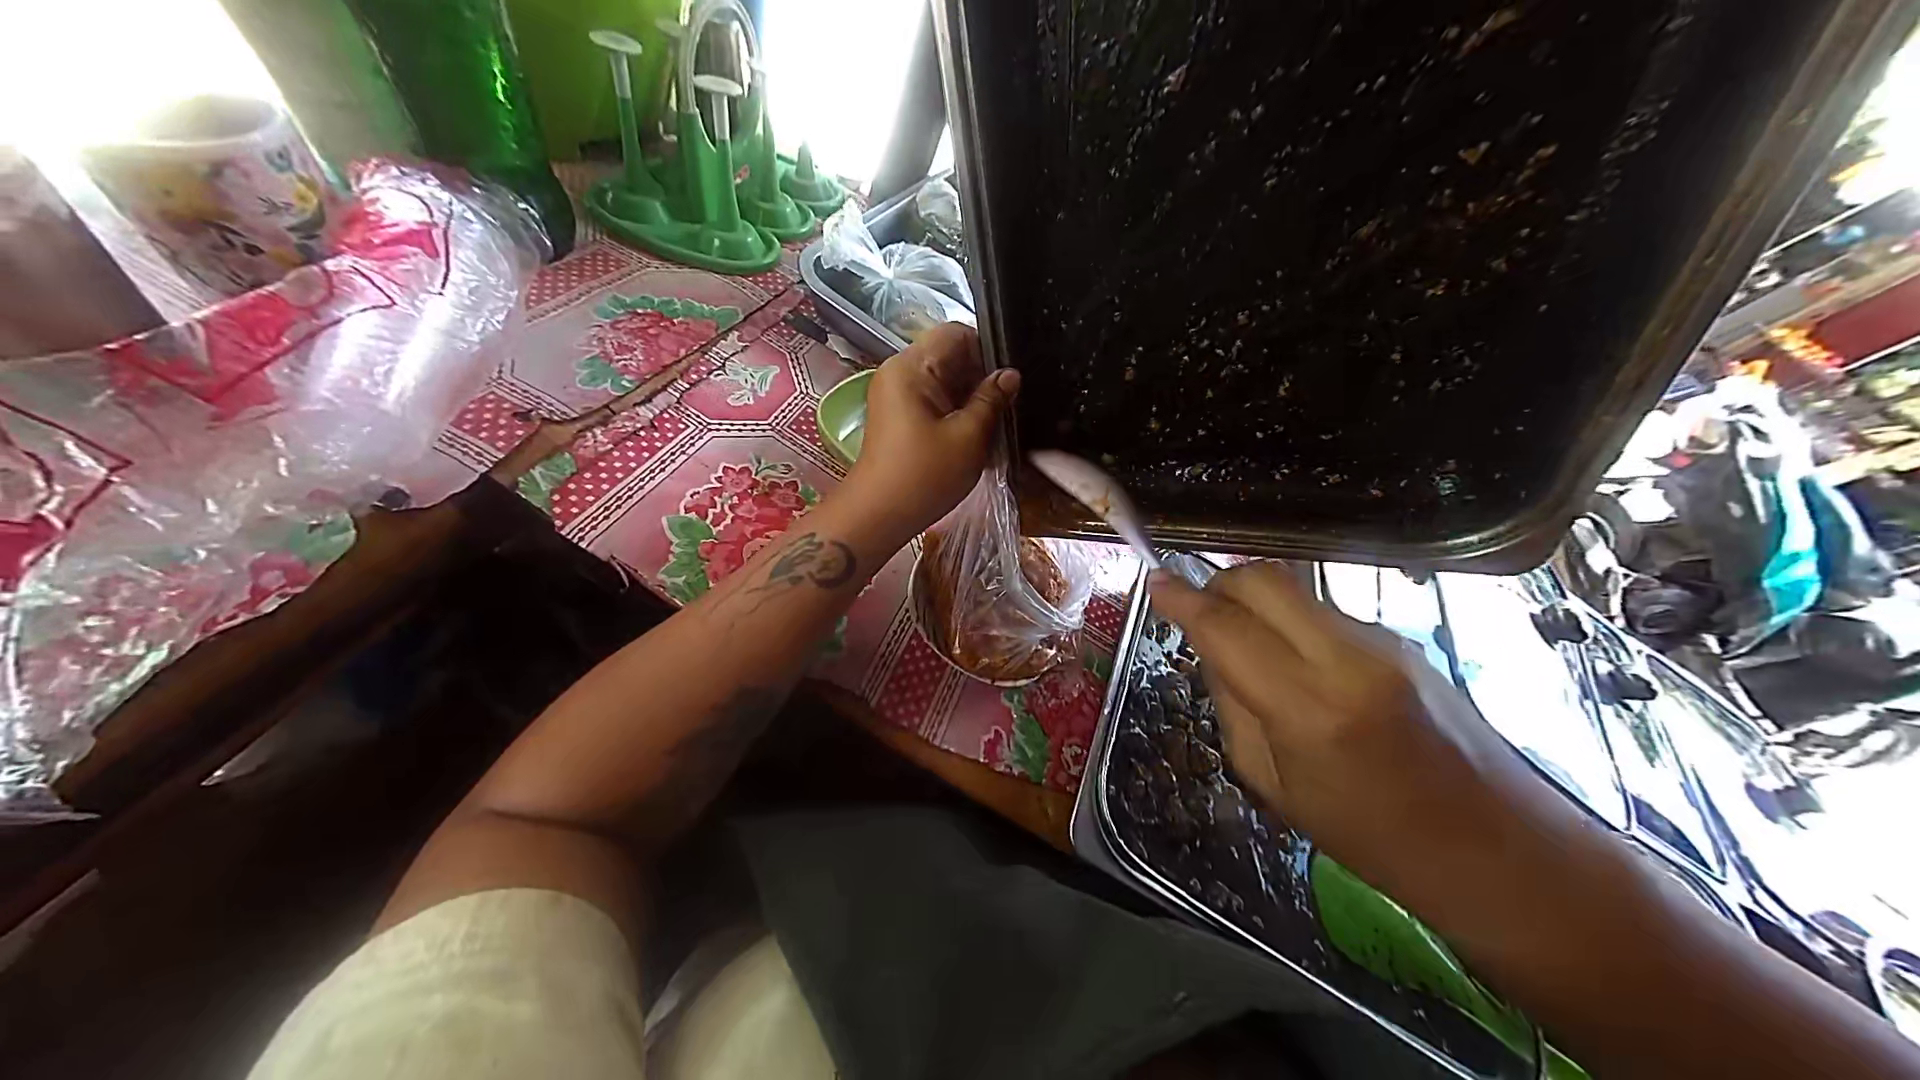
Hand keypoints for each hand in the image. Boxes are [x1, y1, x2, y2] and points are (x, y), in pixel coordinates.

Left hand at [842, 323, 1019, 542]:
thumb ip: (992, 399)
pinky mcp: (899, 416)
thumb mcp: (969, 437)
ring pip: (944, 380)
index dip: (988, 351)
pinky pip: (933, 400)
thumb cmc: (924, 476)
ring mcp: (896, 395)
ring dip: (970, 399)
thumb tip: (1010, 375)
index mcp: (911, 366)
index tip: (1008, 381)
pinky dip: (955, 413)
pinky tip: (974, 435)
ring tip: (994, 423)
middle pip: (950, 356)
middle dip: (980, 378)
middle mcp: (899, 372)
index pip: (957, 333)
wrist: (879, 516)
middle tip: (1007, 406)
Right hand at [1146, 563, 1579, 900]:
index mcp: (1309, 706)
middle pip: (1263, 579)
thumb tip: (1213, 651)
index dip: (1181, 598)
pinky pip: (1324, 612)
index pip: (1226, 627)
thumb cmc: (1369, 836)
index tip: (1154, 581)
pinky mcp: (1404, 639)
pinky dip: (1291, 623)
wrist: (1496, 847)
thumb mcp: (1271, 782)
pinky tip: (1296, 666)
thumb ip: (1233, 704)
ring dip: (1256, 606)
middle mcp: (1349, 657)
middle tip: (1197, 610)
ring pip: (1294, 592)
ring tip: (1249, 651)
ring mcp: (1384, 641)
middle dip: (1218, 584)